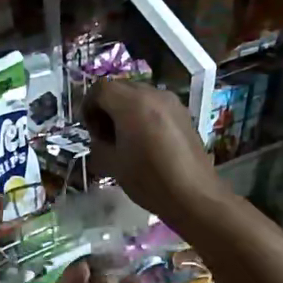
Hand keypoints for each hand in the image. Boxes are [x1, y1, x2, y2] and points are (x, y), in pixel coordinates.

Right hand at [83, 79, 224, 220]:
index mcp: (132, 103)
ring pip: (139, 96)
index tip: (90, 130)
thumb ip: (99, 145)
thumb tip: (100, 139)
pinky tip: (146, 142)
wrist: (193, 194)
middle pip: (120, 88)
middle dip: (107, 107)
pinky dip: (144, 115)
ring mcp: (172, 102)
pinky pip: (156, 105)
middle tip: (105, 135)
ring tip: (126, 139)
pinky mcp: (184, 114)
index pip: (100, 89)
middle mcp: (153, 94)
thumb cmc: (149, 180)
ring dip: (126, 111)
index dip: (89, 107)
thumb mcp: (113, 165)